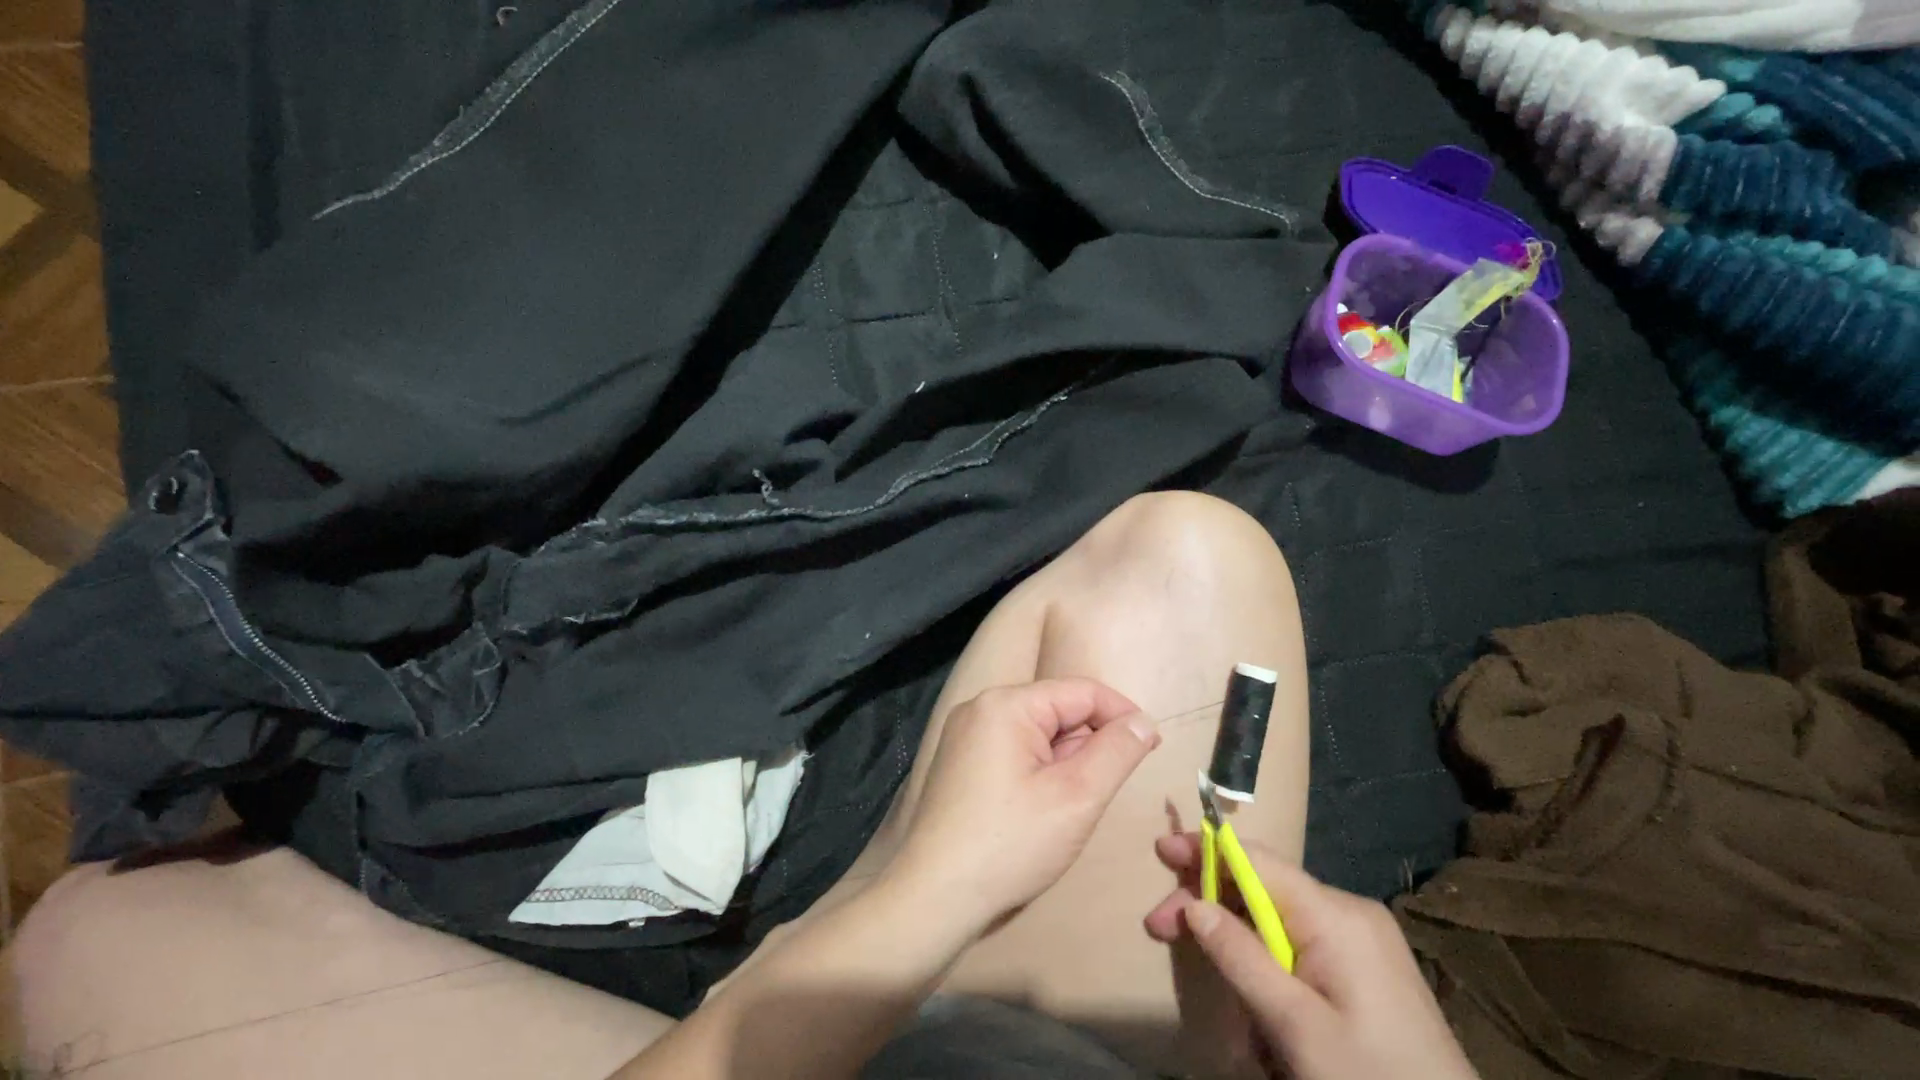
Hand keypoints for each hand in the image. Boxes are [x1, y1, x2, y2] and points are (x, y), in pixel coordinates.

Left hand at [885, 678, 1159, 934]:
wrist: (935, 896)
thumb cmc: (1012, 844)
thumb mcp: (1078, 797)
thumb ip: (1118, 752)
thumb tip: (1144, 723)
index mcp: (1006, 704)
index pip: (1082, 691)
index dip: (1122, 715)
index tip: (1153, 748)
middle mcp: (980, 708)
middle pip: (1057, 709)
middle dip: (1090, 744)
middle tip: (1104, 791)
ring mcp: (964, 736)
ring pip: (1038, 733)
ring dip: (1067, 762)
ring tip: (1071, 807)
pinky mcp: (960, 764)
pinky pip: (1014, 751)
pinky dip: (1040, 771)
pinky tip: (1044, 809)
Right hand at [1145, 833, 1477, 1079]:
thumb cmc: (1370, 1074)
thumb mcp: (1295, 1024)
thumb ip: (1241, 959)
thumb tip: (1193, 906)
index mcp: (1334, 914)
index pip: (1256, 860)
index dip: (1205, 851)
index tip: (1159, 850)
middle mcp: (1348, 911)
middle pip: (1262, 887)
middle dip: (1210, 902)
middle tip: (1158, 928)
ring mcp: (1361, 937)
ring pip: (1278, 917)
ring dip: (1235, 937)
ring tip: (1200, 966)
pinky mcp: (1365, 964)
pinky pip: (1300, 942)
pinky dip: (1265, 956)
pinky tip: (1247, 986)